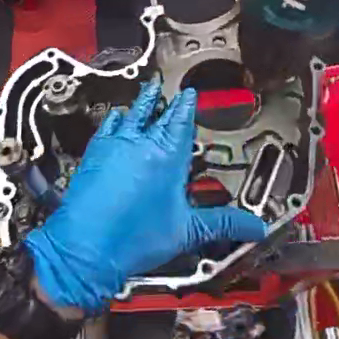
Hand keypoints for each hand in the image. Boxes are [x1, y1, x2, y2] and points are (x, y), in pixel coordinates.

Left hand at [23, 79, 269, 312]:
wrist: (84, 250)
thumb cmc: (130, 240)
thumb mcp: (187, 231)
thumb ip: (224, 224)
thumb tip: (254, 226)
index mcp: (167, 155)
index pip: (181, 118)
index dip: (187, 104)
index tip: (190, 94)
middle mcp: (139, 144)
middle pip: (155, 111)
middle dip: (164, 99)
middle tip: (169, 88)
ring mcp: (113, 148)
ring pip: (129, 114)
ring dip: (139, 105)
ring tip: (145, 95)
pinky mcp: (92, 157)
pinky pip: (105, 127)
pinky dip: (113, 119)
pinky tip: (113, 120)